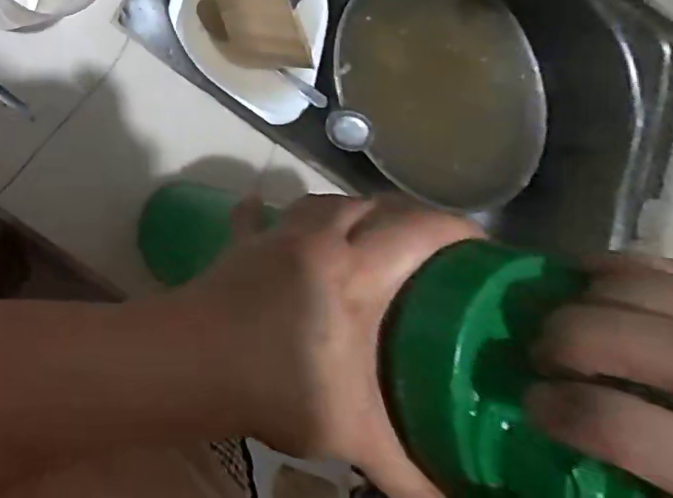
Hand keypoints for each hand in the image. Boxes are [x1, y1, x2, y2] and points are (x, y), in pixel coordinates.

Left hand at [168, 194, 479, 497]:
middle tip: (428, 245)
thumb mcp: (352, 434)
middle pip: (371, 205)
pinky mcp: (241, 242)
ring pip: (320, 201)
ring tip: (364, 230)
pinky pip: (256, 214)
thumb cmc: (278, 387)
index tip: (479, 245)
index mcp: (356, 272)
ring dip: (347, 209)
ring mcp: (275, 234)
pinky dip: (265, 210)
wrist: (193, 362)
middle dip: (405, 215)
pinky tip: (262, 208)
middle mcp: (319, 238)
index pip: (417, 231)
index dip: (454, 229)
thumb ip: (408, 474)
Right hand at [526, 255, 672, 497]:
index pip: (646, 434)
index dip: (570, 410)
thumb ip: (613, 469)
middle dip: (589, 336)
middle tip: (541, 346)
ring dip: (620, 290)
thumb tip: (536, 411)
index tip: (529, 402)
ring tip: (570, 304)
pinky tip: (606, 279)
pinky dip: (650, 270)